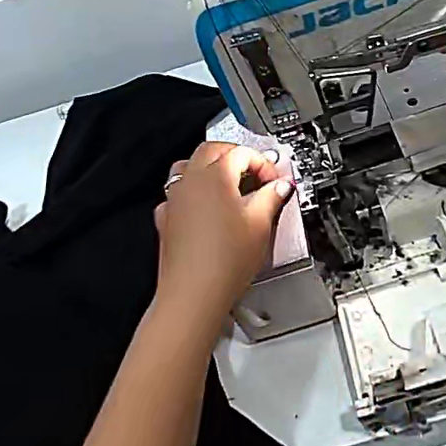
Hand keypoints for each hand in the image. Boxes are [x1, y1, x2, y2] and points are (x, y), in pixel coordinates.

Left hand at [153, 142, 292, 331]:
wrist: (193, 295)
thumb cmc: (224, 261)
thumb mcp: (261, 222)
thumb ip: (272, 196)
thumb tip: (279, 187)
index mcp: (214, 175)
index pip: (241, 153)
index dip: (263, 163)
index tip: (275, 180)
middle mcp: (190, 181)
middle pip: (211, 150)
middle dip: (236, 155)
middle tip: (256, 172)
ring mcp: (174, 200)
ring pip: (189, 167)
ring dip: (211, 169)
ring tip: (231, 186)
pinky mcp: (166, 220)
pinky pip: (178, 194)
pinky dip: (194, 194)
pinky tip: (208, 210)